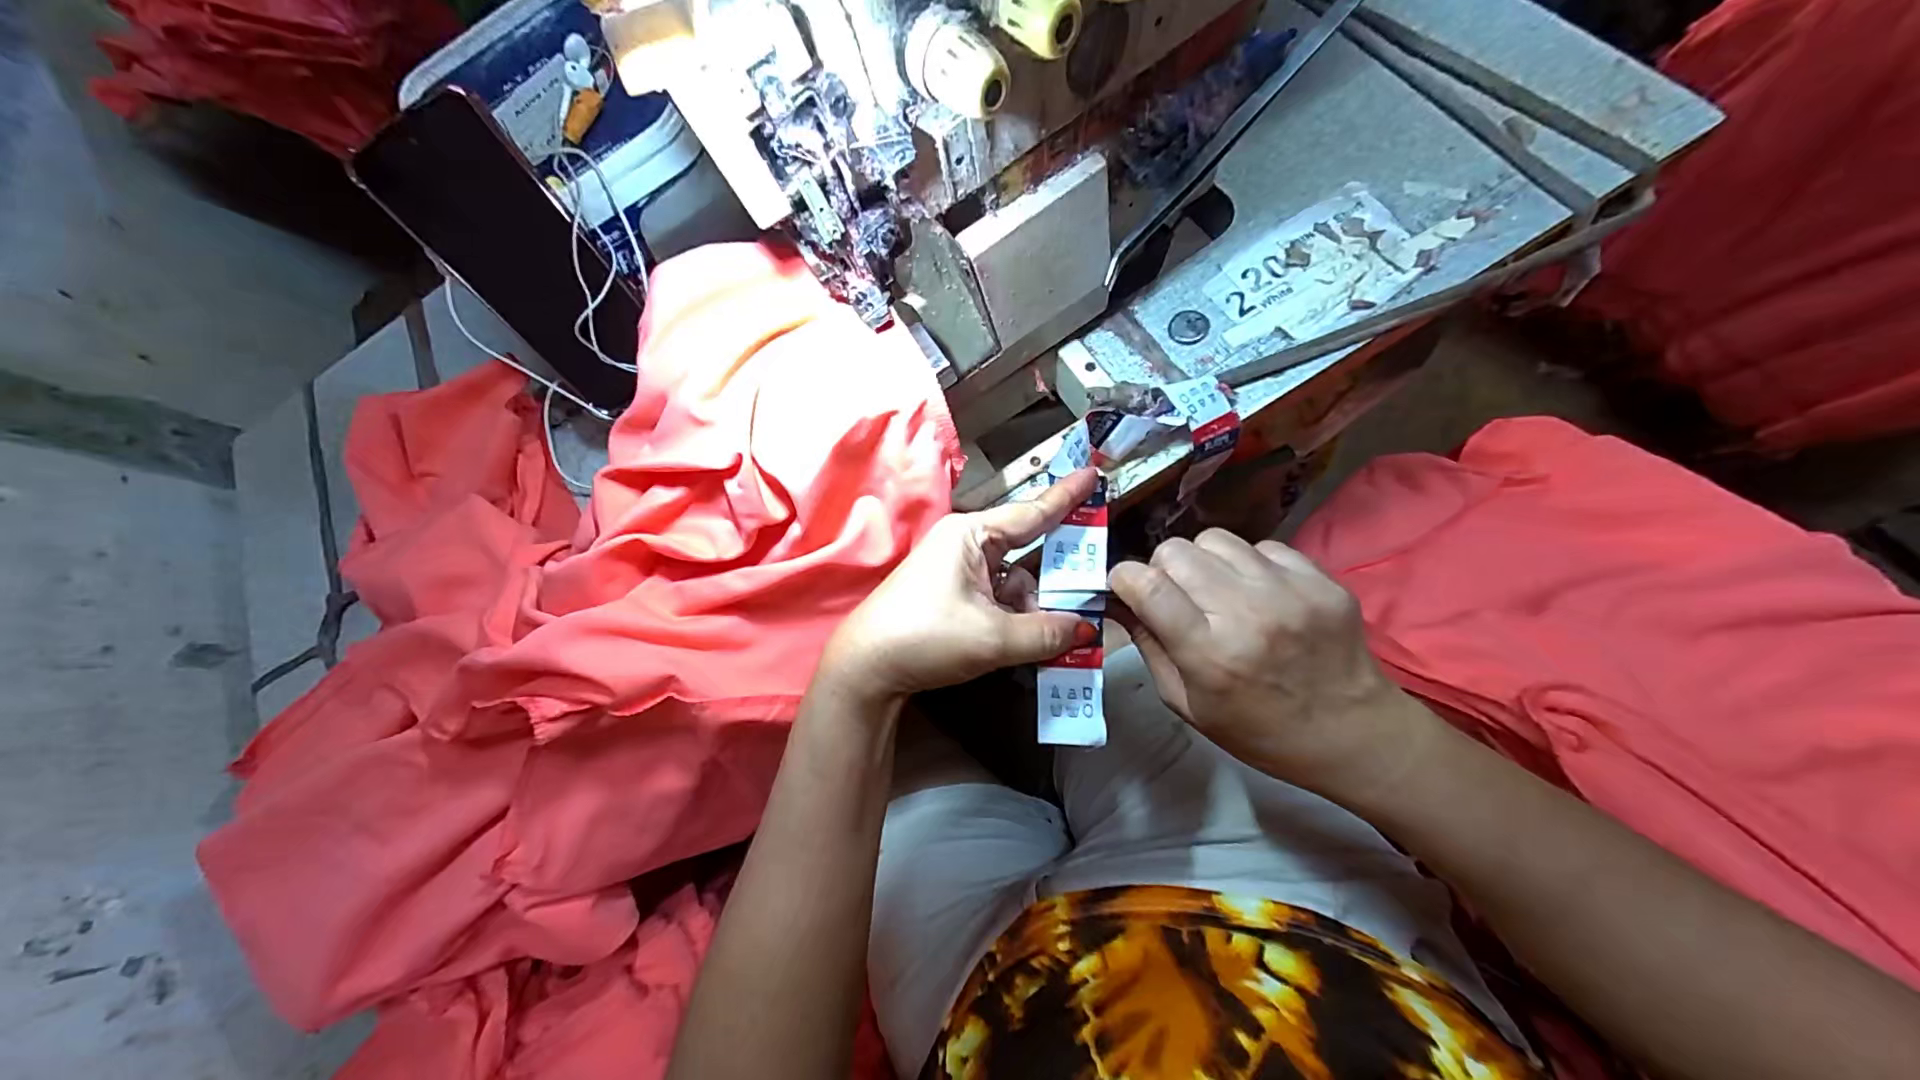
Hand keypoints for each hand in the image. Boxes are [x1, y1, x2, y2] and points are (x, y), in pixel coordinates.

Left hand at [819, 468, 1100, 701]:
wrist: (866, 669)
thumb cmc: (924, 637)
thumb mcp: (994, 638)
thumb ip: (1047, 633)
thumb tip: (1086, 630)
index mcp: (970, 535)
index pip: (1031, 512)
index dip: (1066, 497)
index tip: (1093, 475)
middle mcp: (964, 544)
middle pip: (1026, 554)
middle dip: (1050, 582)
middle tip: (1080, 597)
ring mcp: (955, 570)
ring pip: (1013, 582)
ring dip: (1029, 610)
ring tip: (1035, 640)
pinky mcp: (950, 594)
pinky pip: (996, 597)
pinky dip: (1010, 618)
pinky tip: (1014, 643)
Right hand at [1108, 529, 1425, 792]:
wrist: (1354, 734)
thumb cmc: (1259, 731)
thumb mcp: (1187, 704)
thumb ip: (1149, 646)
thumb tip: (1119, 601)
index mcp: (1210, 653)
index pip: (1147, 585)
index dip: (1124, 578)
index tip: (1125, 588)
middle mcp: (1247, 613)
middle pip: (1175, 551)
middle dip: (1162, 569)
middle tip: (1176, 595)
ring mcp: (1289, 591)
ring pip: (1215, 538)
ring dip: (1204, 561)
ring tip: (1218, 591)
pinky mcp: (1320, 579)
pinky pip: (1261, 546)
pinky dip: (1248, 564)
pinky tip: (1258, 593)